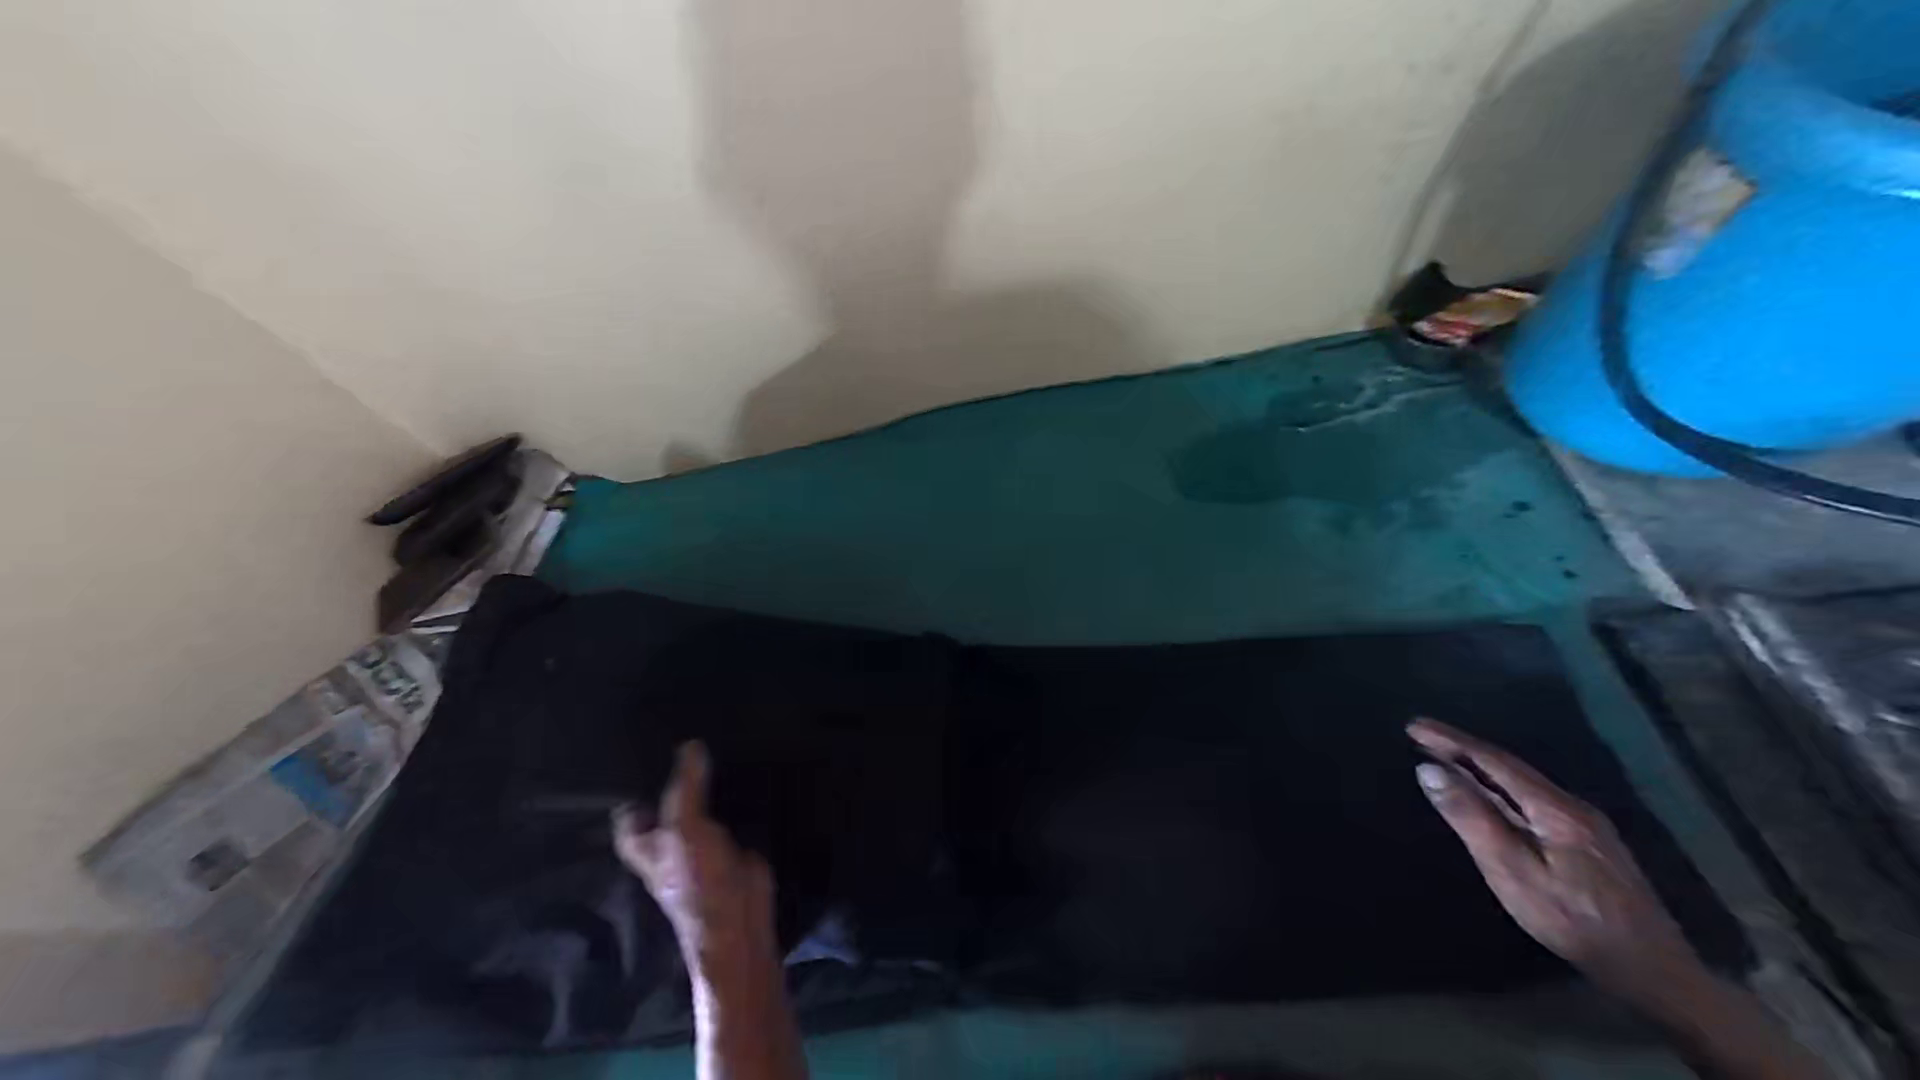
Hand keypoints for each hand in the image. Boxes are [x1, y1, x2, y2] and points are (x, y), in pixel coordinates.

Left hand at [613, 742, 807, 1079]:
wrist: (741, 920)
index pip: (630, 809)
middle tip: (689, 728)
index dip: (634, 781)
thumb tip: (691, 743)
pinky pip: (732, 811)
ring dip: (710, 781)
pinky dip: (738, 793)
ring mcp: (702, 842)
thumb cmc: (697, 882)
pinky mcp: (734, 842)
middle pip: (668, 801)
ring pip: (701, 804)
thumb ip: (687, 787)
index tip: (644, 744)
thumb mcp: (685, 829)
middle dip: (677, 774)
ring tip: (722, 736)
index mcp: (644, 843)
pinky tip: (749, 765)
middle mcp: (670, 840)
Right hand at [1407, 717, 1702, 1005]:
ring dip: (1478, 768)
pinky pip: (1530, 801)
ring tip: (1441, 760)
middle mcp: (1572, 807)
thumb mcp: (1512, 870)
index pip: (1494, 761)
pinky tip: (1484, 795)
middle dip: (1461, 749)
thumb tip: (1428, 770)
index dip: (1451, 740)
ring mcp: (1584, 826)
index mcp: (1555, 808)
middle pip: (1509, 768)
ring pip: (1521, 784)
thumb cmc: (1573, 921)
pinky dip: (1497, 789)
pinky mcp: (1586, 844)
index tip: (1413, 726)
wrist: (1654, 973)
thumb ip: (1471, 818)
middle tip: (1419, 737)